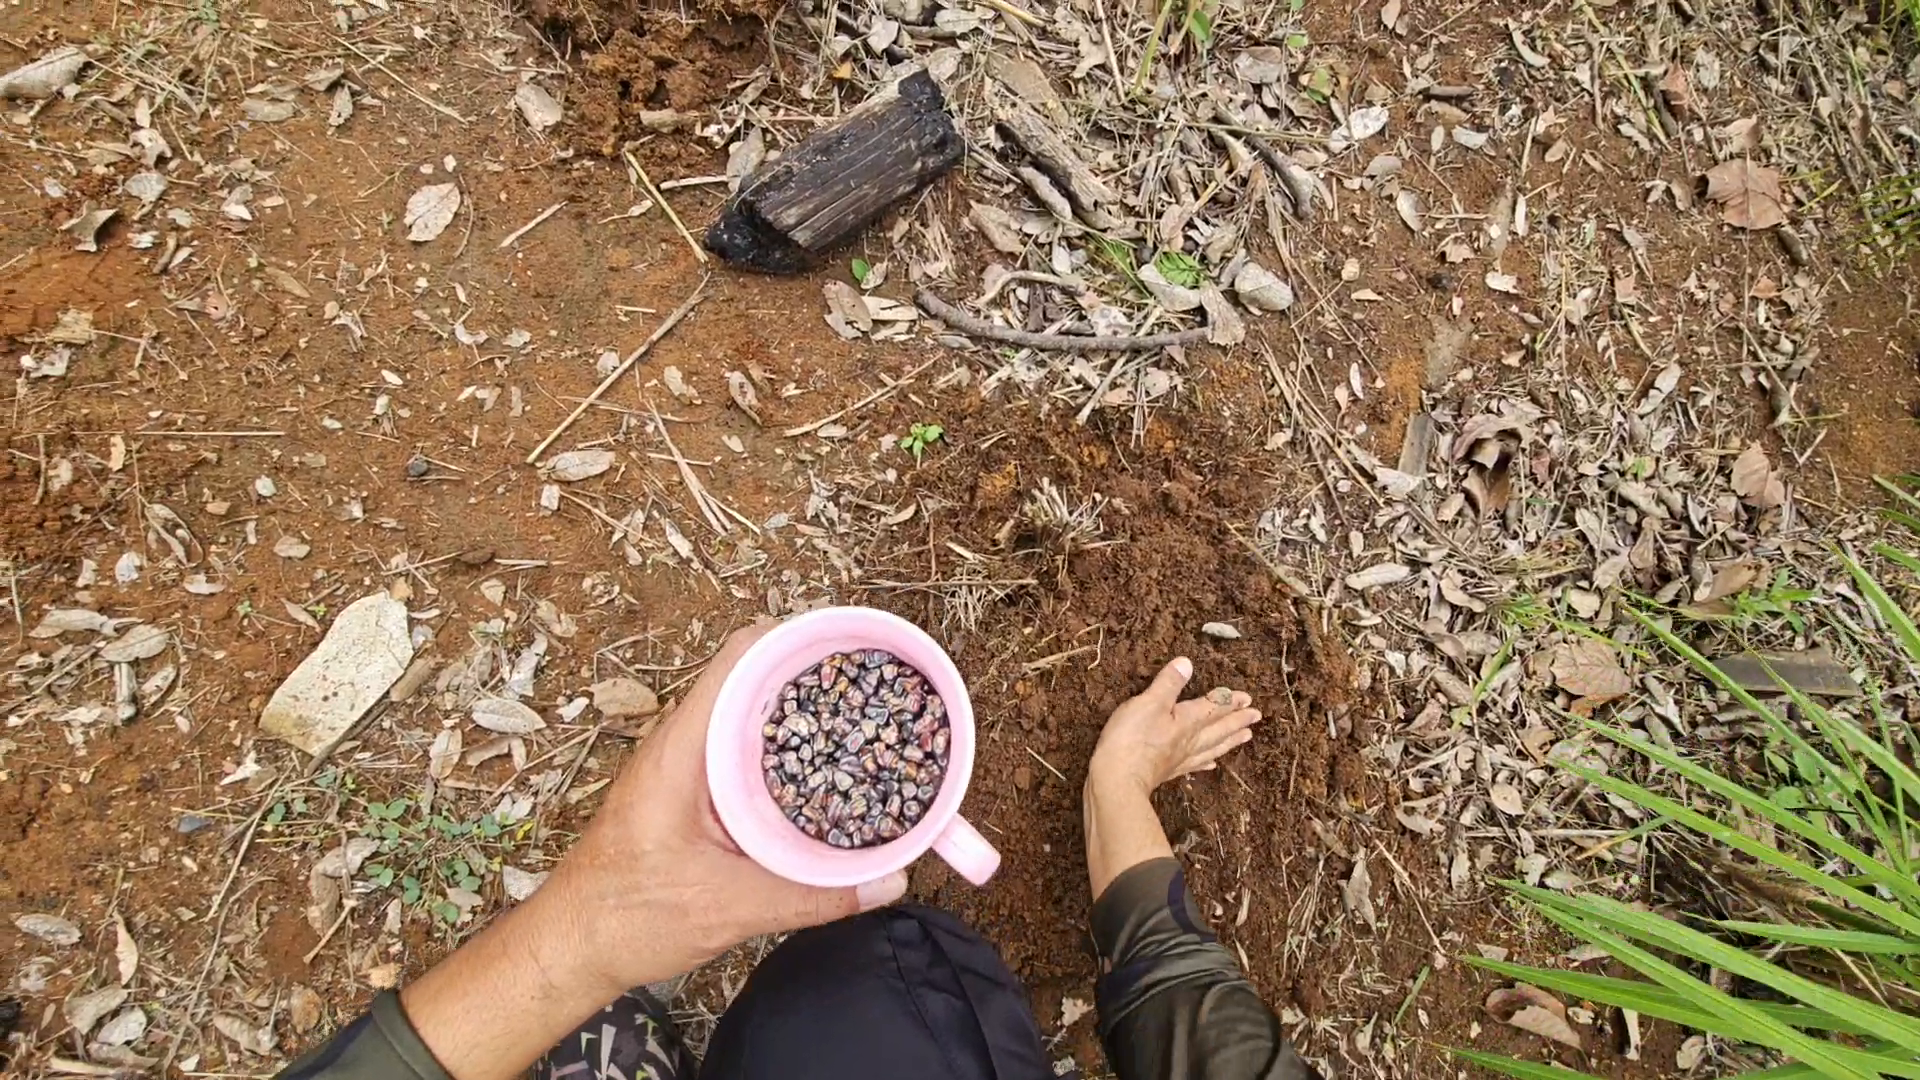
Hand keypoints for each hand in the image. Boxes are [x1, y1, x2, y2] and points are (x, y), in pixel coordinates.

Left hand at [400, 622, 906, 1079]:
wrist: (567, 949)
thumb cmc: (624, 918)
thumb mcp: (729, 907)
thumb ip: (812, 895)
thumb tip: (887, 879)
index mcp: (684, 748)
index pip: (737, 659)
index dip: (790, 636)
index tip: (842, 640)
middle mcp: (684, 741)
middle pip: (750, 675)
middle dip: (806, 668)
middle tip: (864, 676)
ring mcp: (686, 761)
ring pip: (747, 710)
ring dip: (794, 704)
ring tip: (852, 709)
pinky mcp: (692, 785)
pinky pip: (741, 743)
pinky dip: (779, 740)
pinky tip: (817, 761)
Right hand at [1087, 657, 1259, 796]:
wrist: (1119, 779)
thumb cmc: (1132, 738)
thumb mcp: (1148, 702)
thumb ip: (1168, 683)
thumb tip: (1187, 663)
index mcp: (1187, 721)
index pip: (1213, 708)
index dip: (1229, 701)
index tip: (1248, 698)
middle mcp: (1189, 740)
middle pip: (1218, 729)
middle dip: (1236, 720)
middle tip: (1256, 716)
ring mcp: (1180, 758)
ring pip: (1212, 746)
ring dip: (1229, 740)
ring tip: (1245, 737)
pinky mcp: (1169, 771)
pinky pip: (1195, 764)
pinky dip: (1206, 761)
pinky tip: (1212, 764)